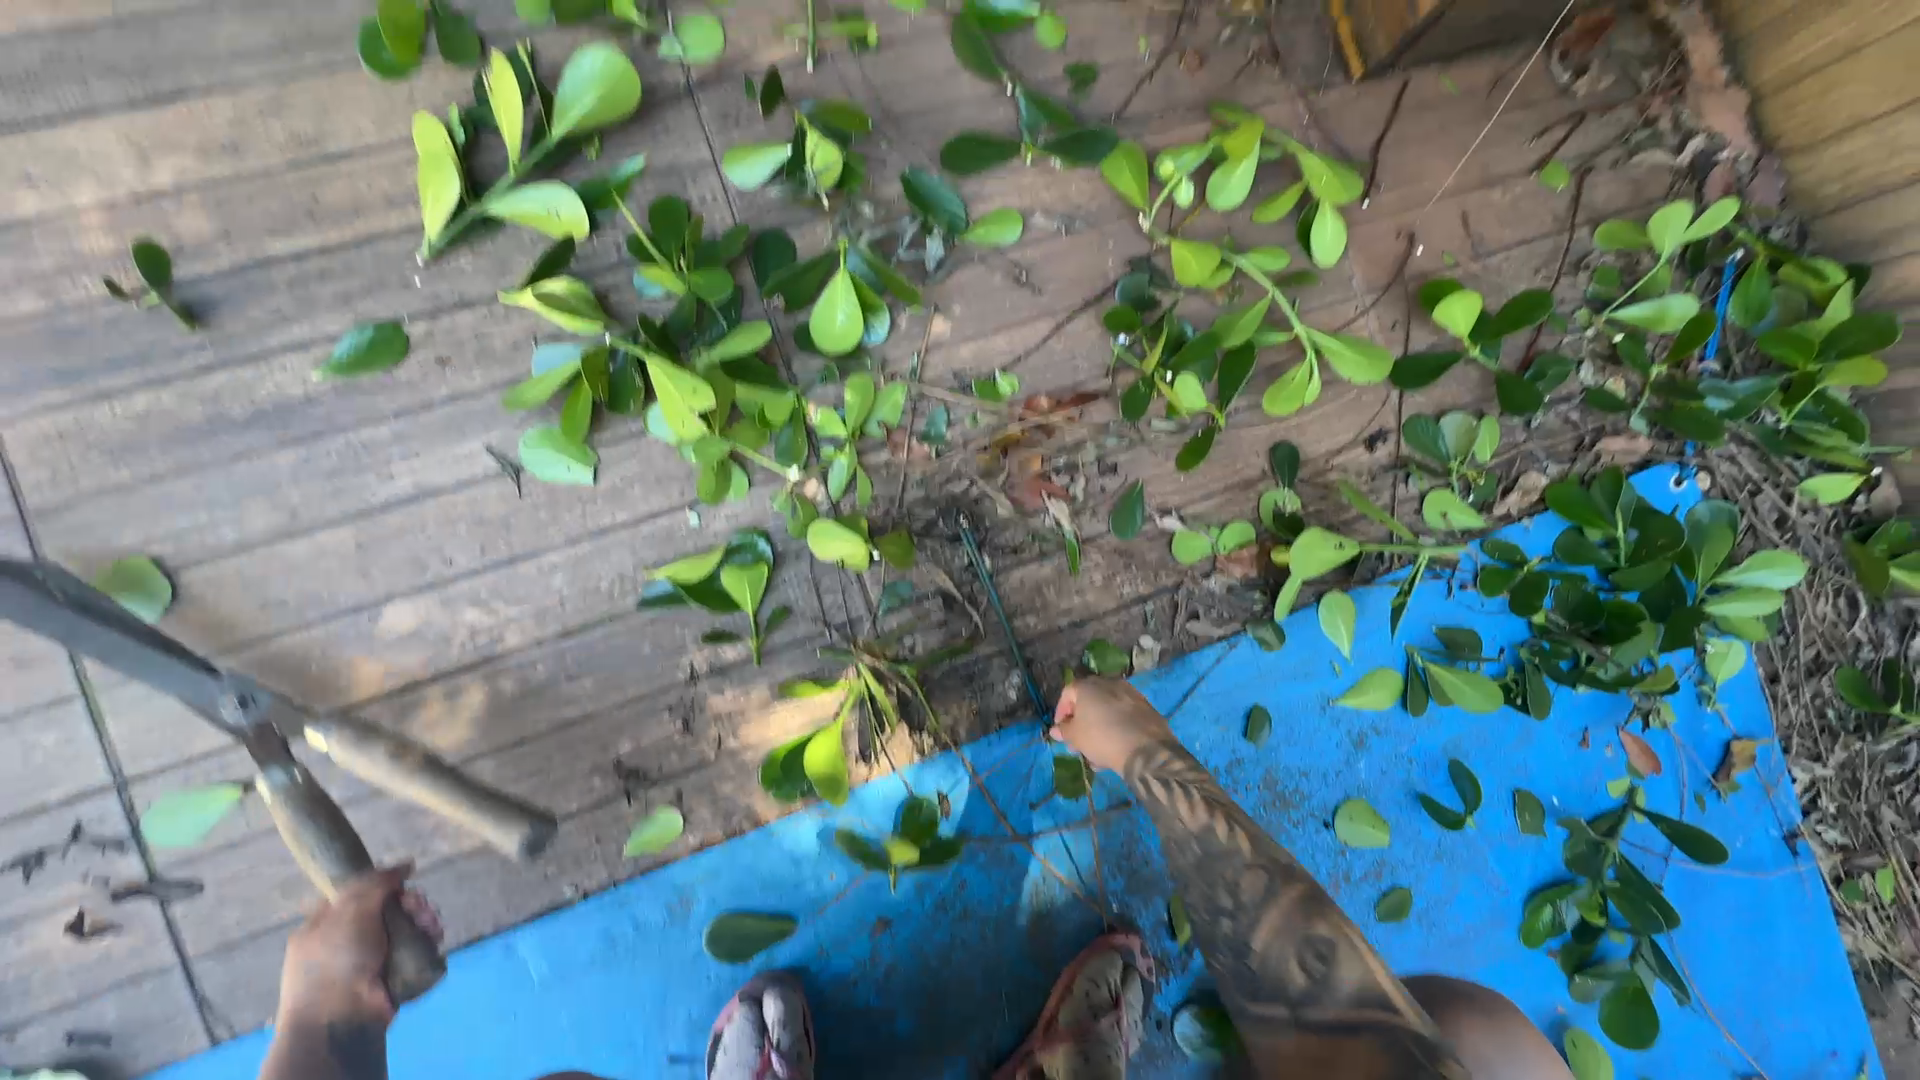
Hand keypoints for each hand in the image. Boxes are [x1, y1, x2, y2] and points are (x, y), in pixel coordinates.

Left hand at [276, 864, 442, 1031]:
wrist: (341, 1016)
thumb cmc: (336, 959)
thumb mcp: (350, 910)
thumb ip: (378, 881)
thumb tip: (408, 864)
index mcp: (328, 923)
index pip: (360, 892)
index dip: (384, 884)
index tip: (402, 884)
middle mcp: (350, 938)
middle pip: (391, 906)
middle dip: (412, 902)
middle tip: (419, 907)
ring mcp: (373, 956)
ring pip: (409, 924)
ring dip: (425, 918)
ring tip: (431, 924)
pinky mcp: (395, 971)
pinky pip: (418, 946)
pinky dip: (429, 939)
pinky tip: (434, 937)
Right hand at [1051, 677, 1171, 773]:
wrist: (1146, 749)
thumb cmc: (1102, 737)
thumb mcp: (1075, 737)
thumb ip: (1063, 731)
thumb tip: (1056, 729)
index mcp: (1088, 686)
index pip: (1067, 694)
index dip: (1060, 713)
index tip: (1060, 730)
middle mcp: (1109, 683)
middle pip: (1089, 701)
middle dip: (1081, 722)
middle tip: (1078, 742)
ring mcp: (1130, 693)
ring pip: (1108, 710)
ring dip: (1099, 726)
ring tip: (1097, 751)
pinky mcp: (1146, 707)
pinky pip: (1124, 715)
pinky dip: (1117, 727)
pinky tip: (1116, 747)